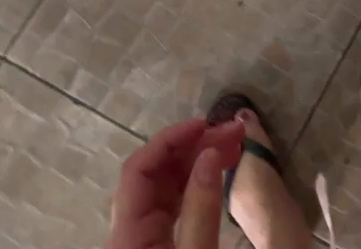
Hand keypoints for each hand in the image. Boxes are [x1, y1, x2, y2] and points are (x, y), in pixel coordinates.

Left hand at [108, 117, 245, 248]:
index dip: (169, 139)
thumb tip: (210, 153)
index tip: (205, 124)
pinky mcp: (159, 243)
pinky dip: (197, 182)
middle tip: (232, 133)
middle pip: (154, 173)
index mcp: (127, 233)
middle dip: (194, 146)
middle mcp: (130, 229)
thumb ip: (201, 210)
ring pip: (166, 185)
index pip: (137, 169)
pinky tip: (219, 171)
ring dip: (199, 160)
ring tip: (233, 145)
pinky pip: (174, 202)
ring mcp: (144, 236)